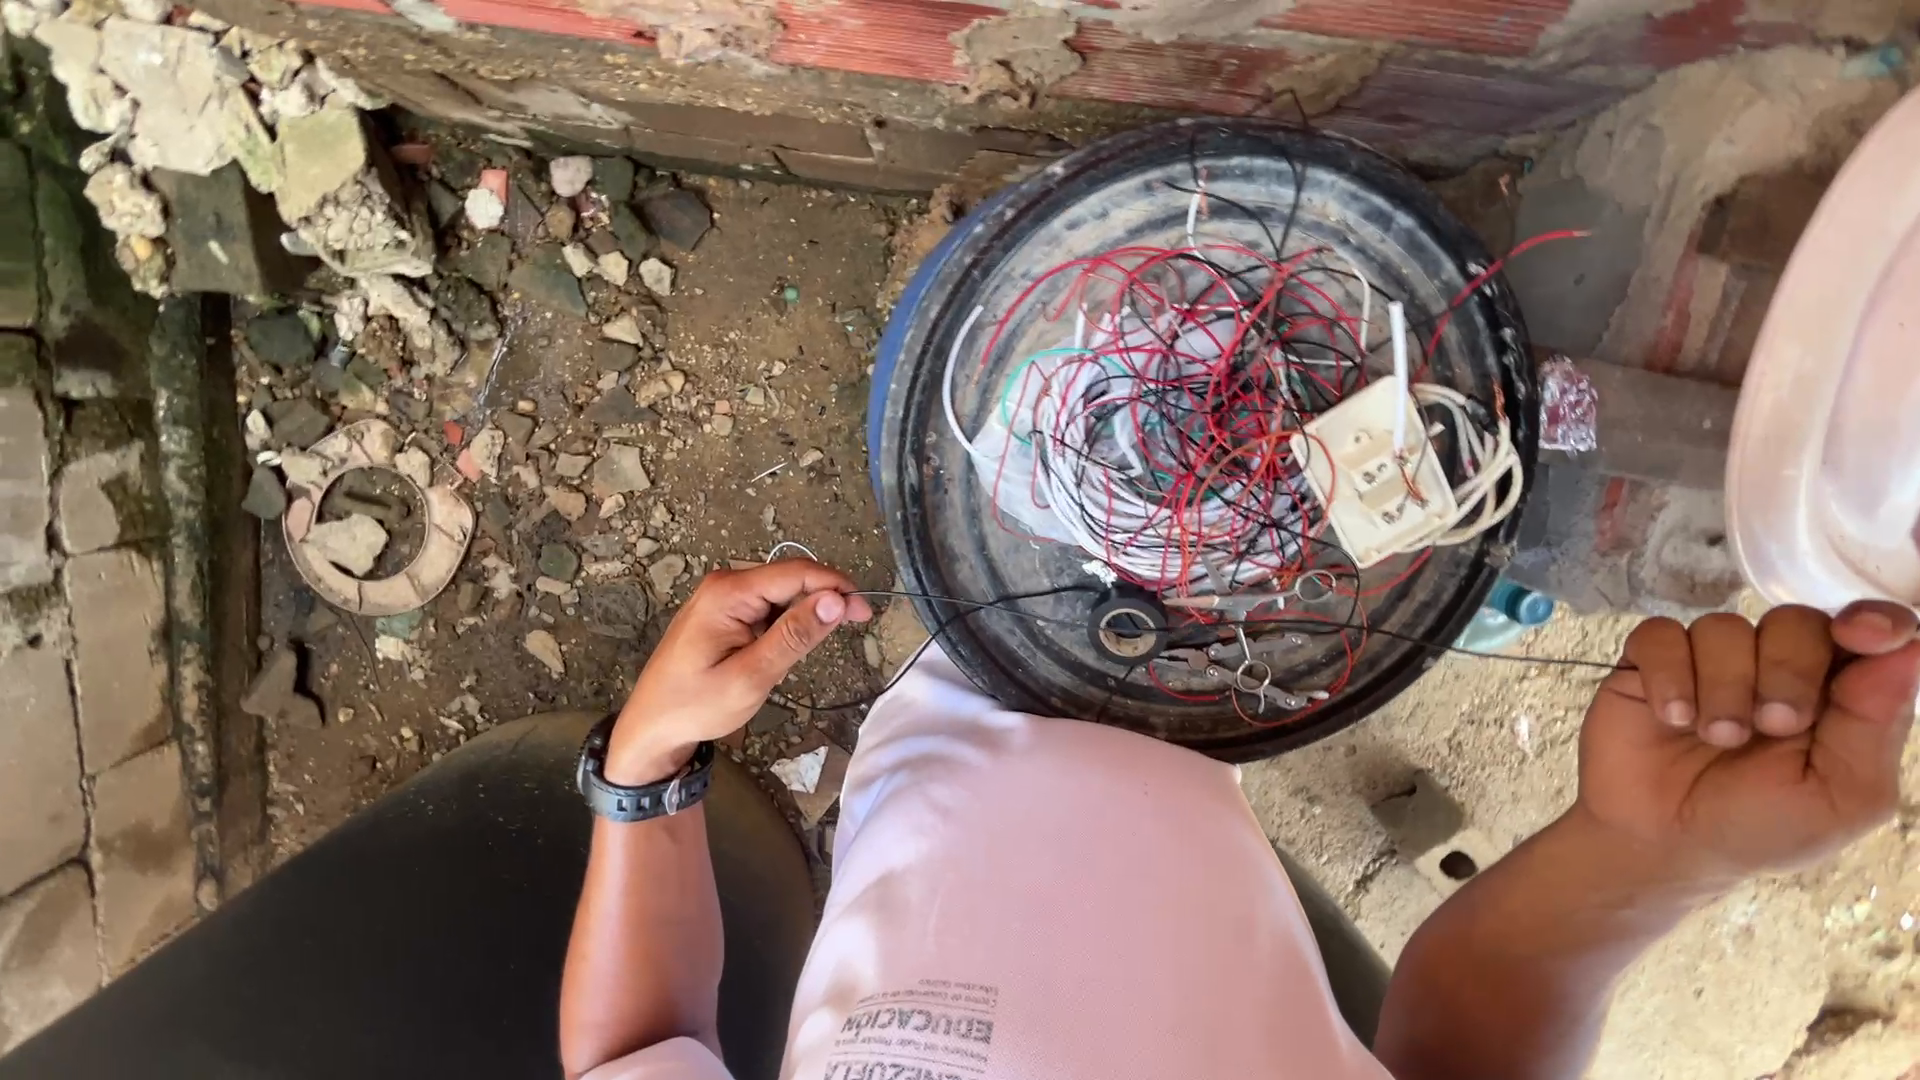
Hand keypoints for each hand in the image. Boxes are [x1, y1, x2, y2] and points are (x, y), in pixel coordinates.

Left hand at [605, 559, 871, 783]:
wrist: (651, 727)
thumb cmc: (696, 706)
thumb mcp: (751, 676)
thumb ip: (794, 636)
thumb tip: (836, 601)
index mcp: (729, 592)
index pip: (797, 572)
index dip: (836, 586)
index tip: (865, 612)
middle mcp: (726, 583)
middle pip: (791, 577)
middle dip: (825, 598)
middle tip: (854, 627)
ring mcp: (723, 595)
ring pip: (782, 592)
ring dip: (804, 613)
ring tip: (805, 651)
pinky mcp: (724, 610)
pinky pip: (767, 605)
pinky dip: (786, 622)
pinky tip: (783, 649)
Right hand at [1574, 600, 1919, 886]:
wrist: (1658, 838)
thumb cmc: (1758, 826)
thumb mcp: (1839, 795)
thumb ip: (1870, 726)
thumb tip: (1906, 654)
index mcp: (1839, 697)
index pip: (1871, 637)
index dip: (1875, 622)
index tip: (1865, 634)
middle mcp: (1773, 670)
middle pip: (1794, 622)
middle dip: (1786, 671)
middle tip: (1772, 727)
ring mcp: (1704, 663)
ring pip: (1722, 627)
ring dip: (1721, 685)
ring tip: (1711, 735)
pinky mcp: (1644, 664)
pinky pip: (1658, 635)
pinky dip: (1667, 675)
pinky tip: (1669, 716)